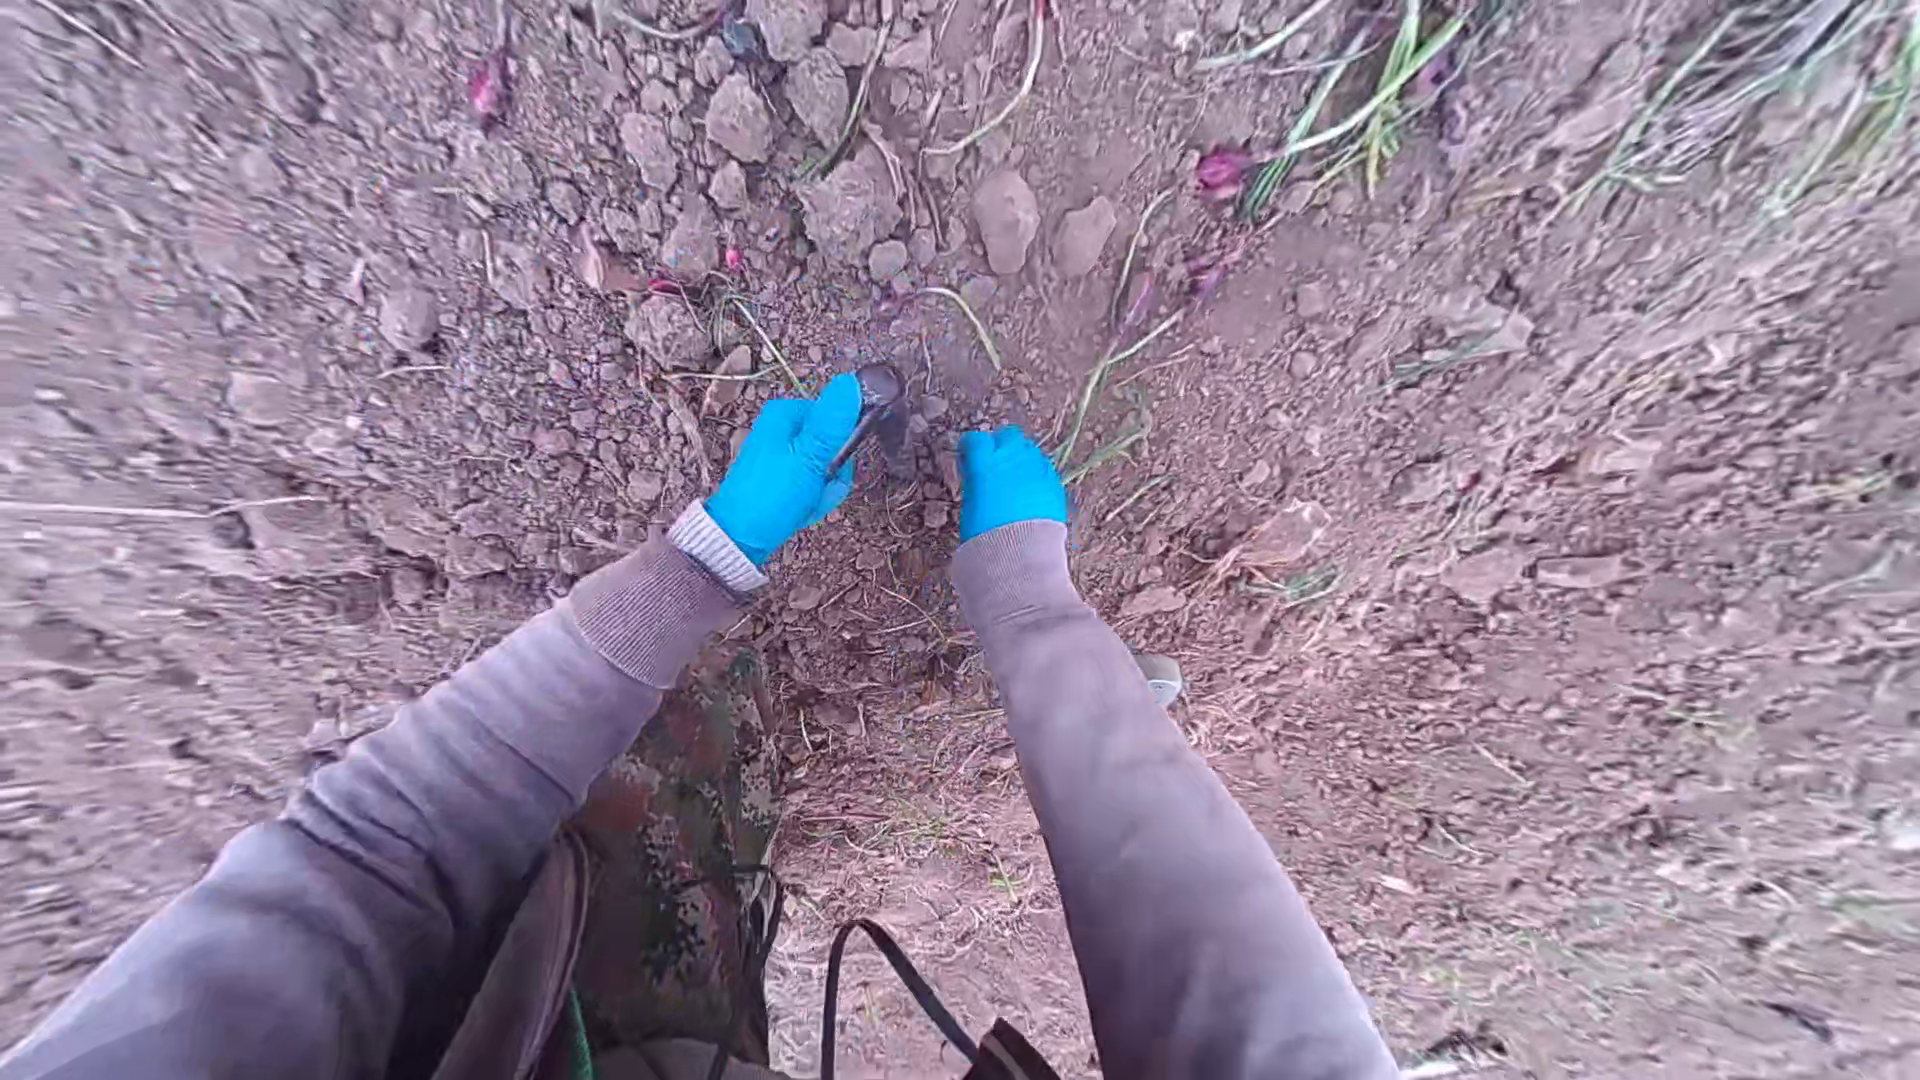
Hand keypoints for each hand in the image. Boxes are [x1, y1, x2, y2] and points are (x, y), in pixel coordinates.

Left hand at [706, 373, 861, 564]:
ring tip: (808, 501)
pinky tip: (803, 508)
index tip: (833, 465)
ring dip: (826, 490)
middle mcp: (784, 429)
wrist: (741, 538)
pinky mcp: (785, 475)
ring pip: (829, 467)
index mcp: (786, 414)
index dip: (843, 446)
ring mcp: (785, 454)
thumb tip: (852, 383)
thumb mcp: (809, 457)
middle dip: (834, 473)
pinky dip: (815, 498)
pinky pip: (816, 483)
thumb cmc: (771, 496)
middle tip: (818, 487)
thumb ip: (833, 422)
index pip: (839, 418)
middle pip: (836, 445)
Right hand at [957, 426, 1067, 540]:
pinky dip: (1035, 473)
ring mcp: (1037, 469)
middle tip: (994, 461)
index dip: (971, 447)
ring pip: (1029, 449)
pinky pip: (1043, 468)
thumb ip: (975, 481)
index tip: (969, 455)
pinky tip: (1029, 489)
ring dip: (1019, 457)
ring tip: (1013, 476)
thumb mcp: (970, 506)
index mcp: (986, 464)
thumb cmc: (986, 536)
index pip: (976, 440)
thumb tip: (977, 473)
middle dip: (1000, 444)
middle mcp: (1013, 459)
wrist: (1019, 556)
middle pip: (1008, 435)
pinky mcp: (1053, 483)